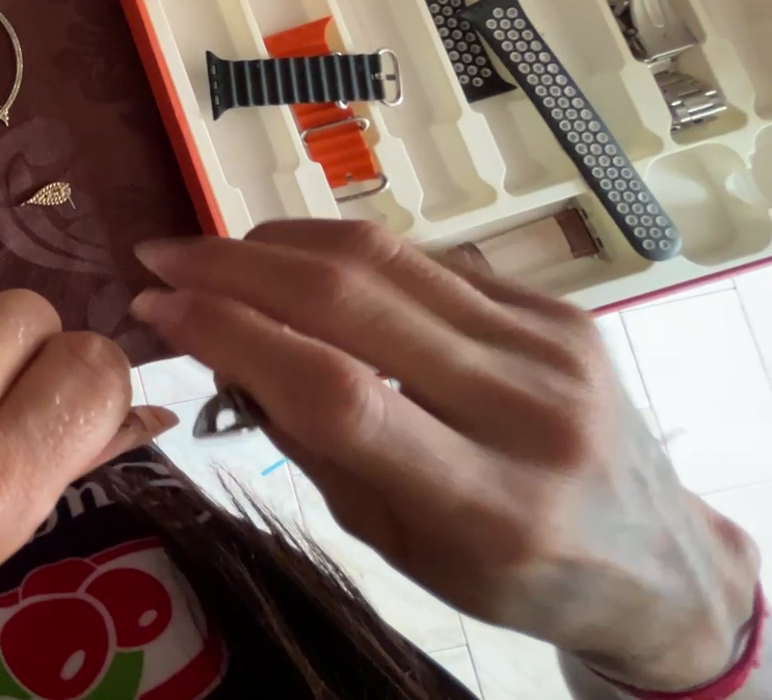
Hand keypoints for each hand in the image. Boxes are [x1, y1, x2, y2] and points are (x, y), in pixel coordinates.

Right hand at [129, 221, 759, 691]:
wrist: (657, 559)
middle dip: (229, 267)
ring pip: (377, 257)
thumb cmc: (495, 569)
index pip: (331, 391)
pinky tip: (279, 258)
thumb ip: (303, 437)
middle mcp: (526, 410)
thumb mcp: (384, 536)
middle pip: (347, 301)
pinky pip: (412, 255)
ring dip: (267, 243)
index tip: (154, 308)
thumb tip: (221, 346)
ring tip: (207, 253)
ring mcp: (548, 345)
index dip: (227, 335)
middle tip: (159, 257)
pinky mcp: (552, 306)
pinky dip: (324, 249)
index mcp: (484, 502)